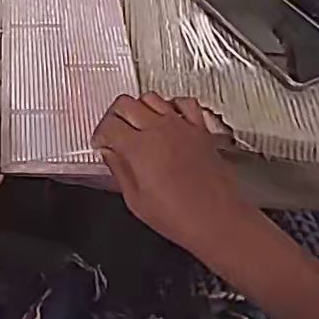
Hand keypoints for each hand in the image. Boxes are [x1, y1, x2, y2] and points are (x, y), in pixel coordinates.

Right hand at [92, 93, 257, 258]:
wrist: (218, 221)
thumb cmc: (180, 216)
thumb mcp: (135, 200)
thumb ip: (119, 169)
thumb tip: (109, 154)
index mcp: (139, 148)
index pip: (109, 124)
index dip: (100, 134)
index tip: (102, 144)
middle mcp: (159, 131)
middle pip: (125, 104)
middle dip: (113, 116)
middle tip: (113, 130)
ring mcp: (182, 127)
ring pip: (151, 97)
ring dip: (139, 108)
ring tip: (136, 123)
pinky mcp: (200, 131)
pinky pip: (184, 103)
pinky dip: (172, 104)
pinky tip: (168, 116)